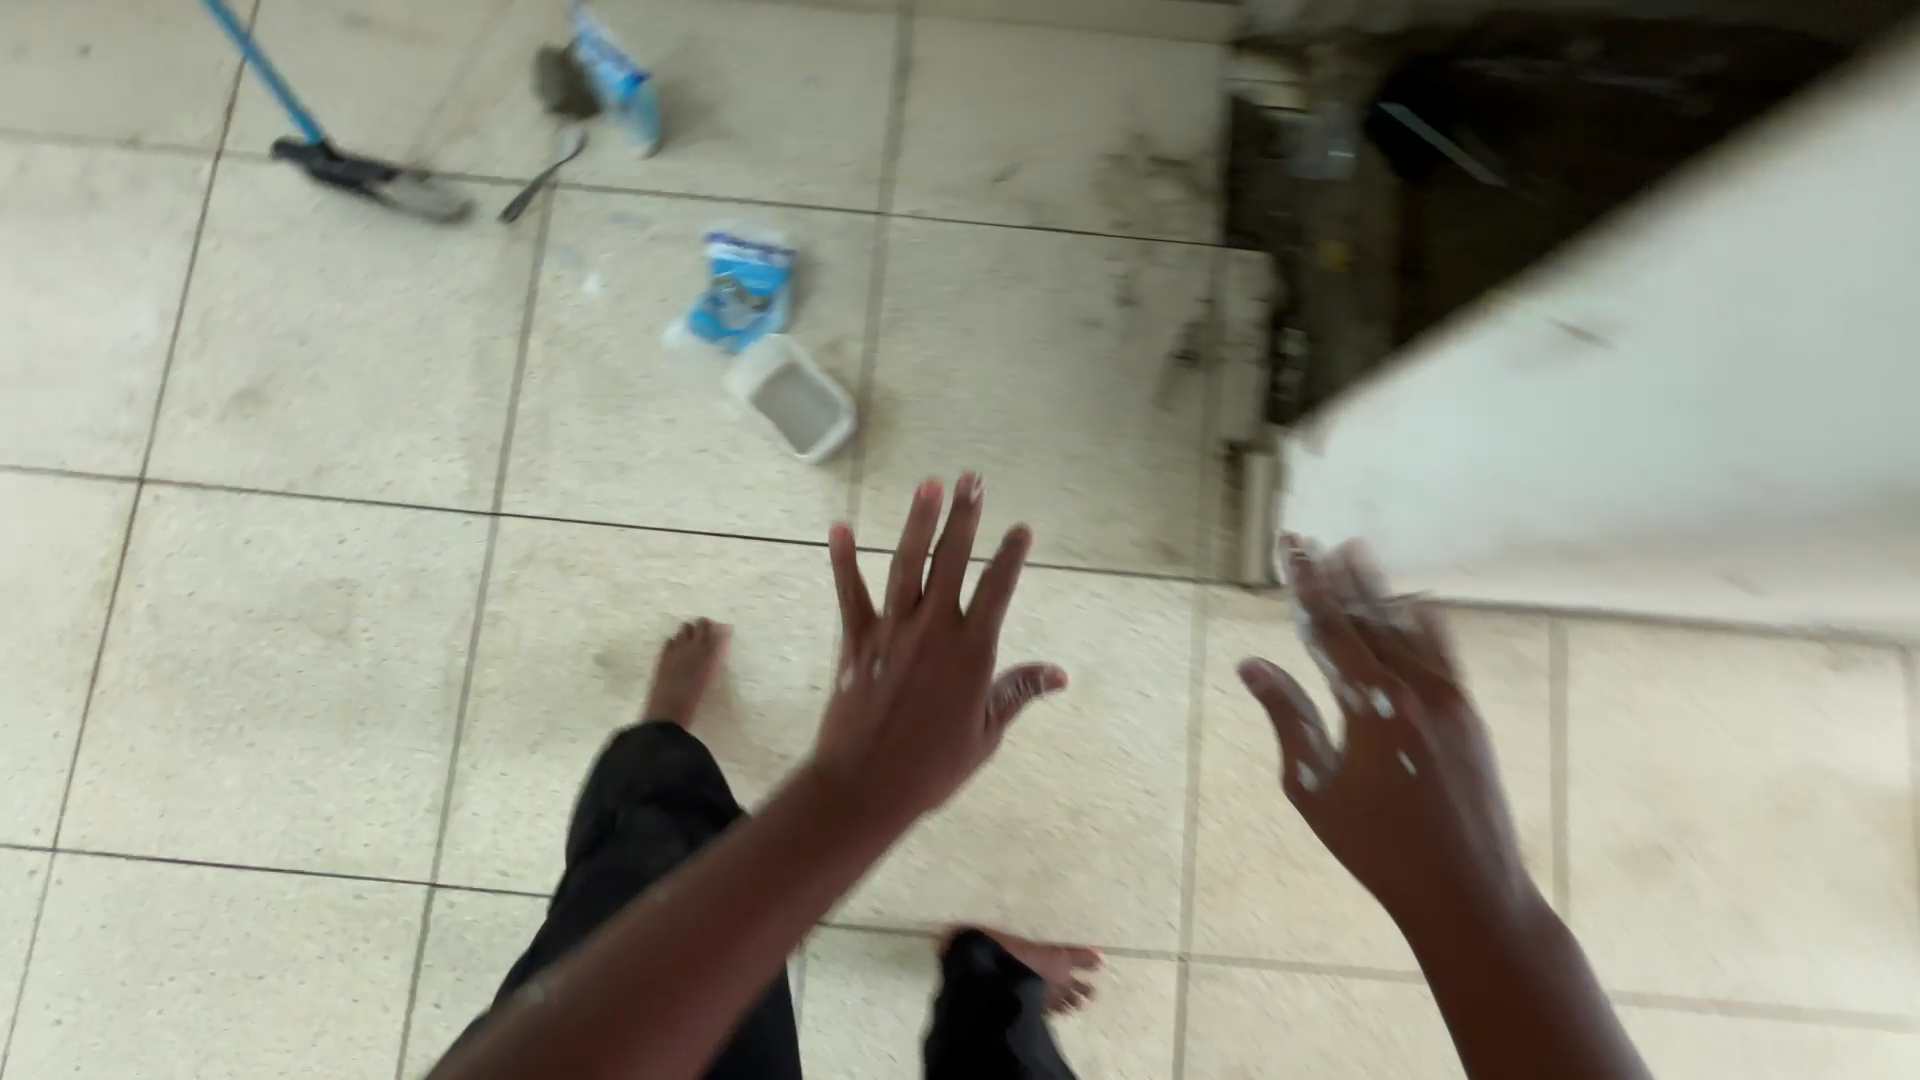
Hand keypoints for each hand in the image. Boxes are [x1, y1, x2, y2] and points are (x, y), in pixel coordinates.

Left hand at [808, 474, 1067, 823]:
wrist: (867, 787)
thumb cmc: (934, 766)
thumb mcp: (986, 733)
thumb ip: (1018, 693)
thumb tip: (1058, 674)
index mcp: (971, 652)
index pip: (998, 589)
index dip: (1011, 555)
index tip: (1021, 528)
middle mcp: (934, 629)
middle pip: (952, 561)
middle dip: (964, 517)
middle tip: (972, 479)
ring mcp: (892, 631)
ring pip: (907, 565)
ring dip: (918, 522)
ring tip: (929, 485)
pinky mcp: (857, 641)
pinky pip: (850, 593)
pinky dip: (843, 560)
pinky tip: (839, 527)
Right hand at [1237, 535, 1532, 930]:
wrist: (1469, 892)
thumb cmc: (1375, 845)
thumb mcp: (1312, 786)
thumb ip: (1286, 716)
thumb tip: (1250, 663)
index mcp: (1371, 707)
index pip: (1330, 629)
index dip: (1305, 586)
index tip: (1289, 549)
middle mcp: (1415, 691)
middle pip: (1365, 617)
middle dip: (1331, 576)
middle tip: (1305, 539)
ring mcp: (1450, 700)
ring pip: (1404, 628)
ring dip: (1374, 588)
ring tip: (1352, 548)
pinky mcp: (1469, 714)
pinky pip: (1442, 653)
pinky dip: (1424, 622)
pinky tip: (1415, 599)